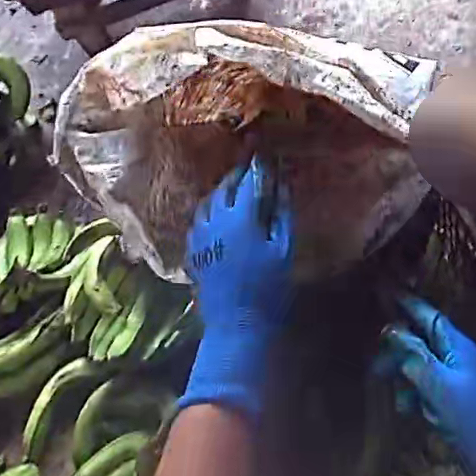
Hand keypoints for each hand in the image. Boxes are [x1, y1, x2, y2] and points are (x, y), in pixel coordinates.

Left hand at [178, 155, 292, 419]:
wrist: (237, 324)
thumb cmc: (268, 287)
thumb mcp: (283, 248)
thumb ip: (281, 214)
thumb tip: (281, 186)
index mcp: (242, 218)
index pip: (250, 181)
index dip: (258, 164)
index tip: (264, 150)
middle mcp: (216, 221)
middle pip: (225, 187)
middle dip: (238, 172)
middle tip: (250, 162)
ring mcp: (201, 236)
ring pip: (208, 201)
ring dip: (222, 188)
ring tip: (234, 183)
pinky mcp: (193, 251)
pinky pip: (199, 219)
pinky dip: (210, 208)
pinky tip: (218, 211)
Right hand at [381, 296, 475, 463]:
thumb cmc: (469, 419)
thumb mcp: (438, 386)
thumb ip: (415, 357)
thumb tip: (393, 333)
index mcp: (459, 346)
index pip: (431, 317)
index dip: (410, 305)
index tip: (389, 292)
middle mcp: (458, 357)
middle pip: (423, 342)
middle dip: (400, 351)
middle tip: (376, 364)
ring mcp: (456, 379)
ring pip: (422, 366)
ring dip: (405, 377)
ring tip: (397, 399)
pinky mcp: (453, 400)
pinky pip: (427, 388)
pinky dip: (415, 395)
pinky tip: (409, 411)